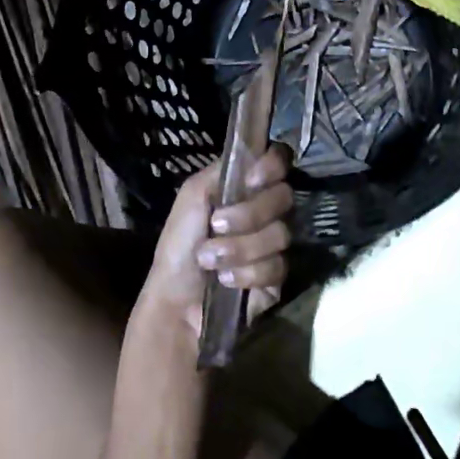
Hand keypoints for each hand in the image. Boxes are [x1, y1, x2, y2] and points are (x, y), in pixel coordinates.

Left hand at [138, 145, 293, 337]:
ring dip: (240, 248)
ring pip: (280, 234)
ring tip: (210, 261)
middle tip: (216, 226)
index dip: (272, 166)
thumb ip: (221, 171)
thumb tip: (255, 158)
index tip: (252, 180)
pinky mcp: (277, 277)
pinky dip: (246, 273)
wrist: (175, 300)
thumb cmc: (178, 244)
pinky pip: (277, 266)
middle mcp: (263, 209)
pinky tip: (225, 281)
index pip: (278, 160)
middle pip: (284, 196)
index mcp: (244, 185)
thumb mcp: (192, 196)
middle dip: (248, 214)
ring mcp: (273, 242)